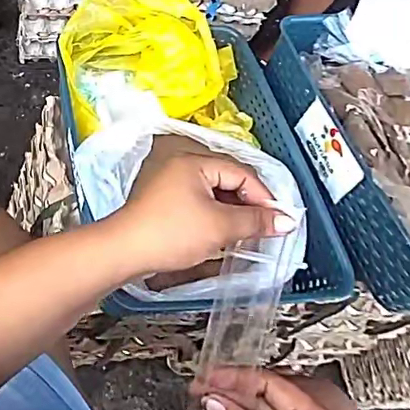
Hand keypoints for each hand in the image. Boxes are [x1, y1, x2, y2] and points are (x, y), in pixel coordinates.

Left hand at [103, 147, 294, 275]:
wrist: (124, 250)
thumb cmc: (170, 233)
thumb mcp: (220, 227)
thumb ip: (256, 221)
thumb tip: (285, 220)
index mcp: (195, 159)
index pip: (242, 172)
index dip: (263, 197)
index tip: (278, 220)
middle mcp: (180, 161)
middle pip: (227, 177)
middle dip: (247, 203)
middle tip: (263, 226)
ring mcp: (168, 178)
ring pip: (212, 188)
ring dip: (230, 209)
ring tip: (243, 232)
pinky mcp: (161, 196)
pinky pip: (196, 197)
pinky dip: (212, 212)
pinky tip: (219, 231)